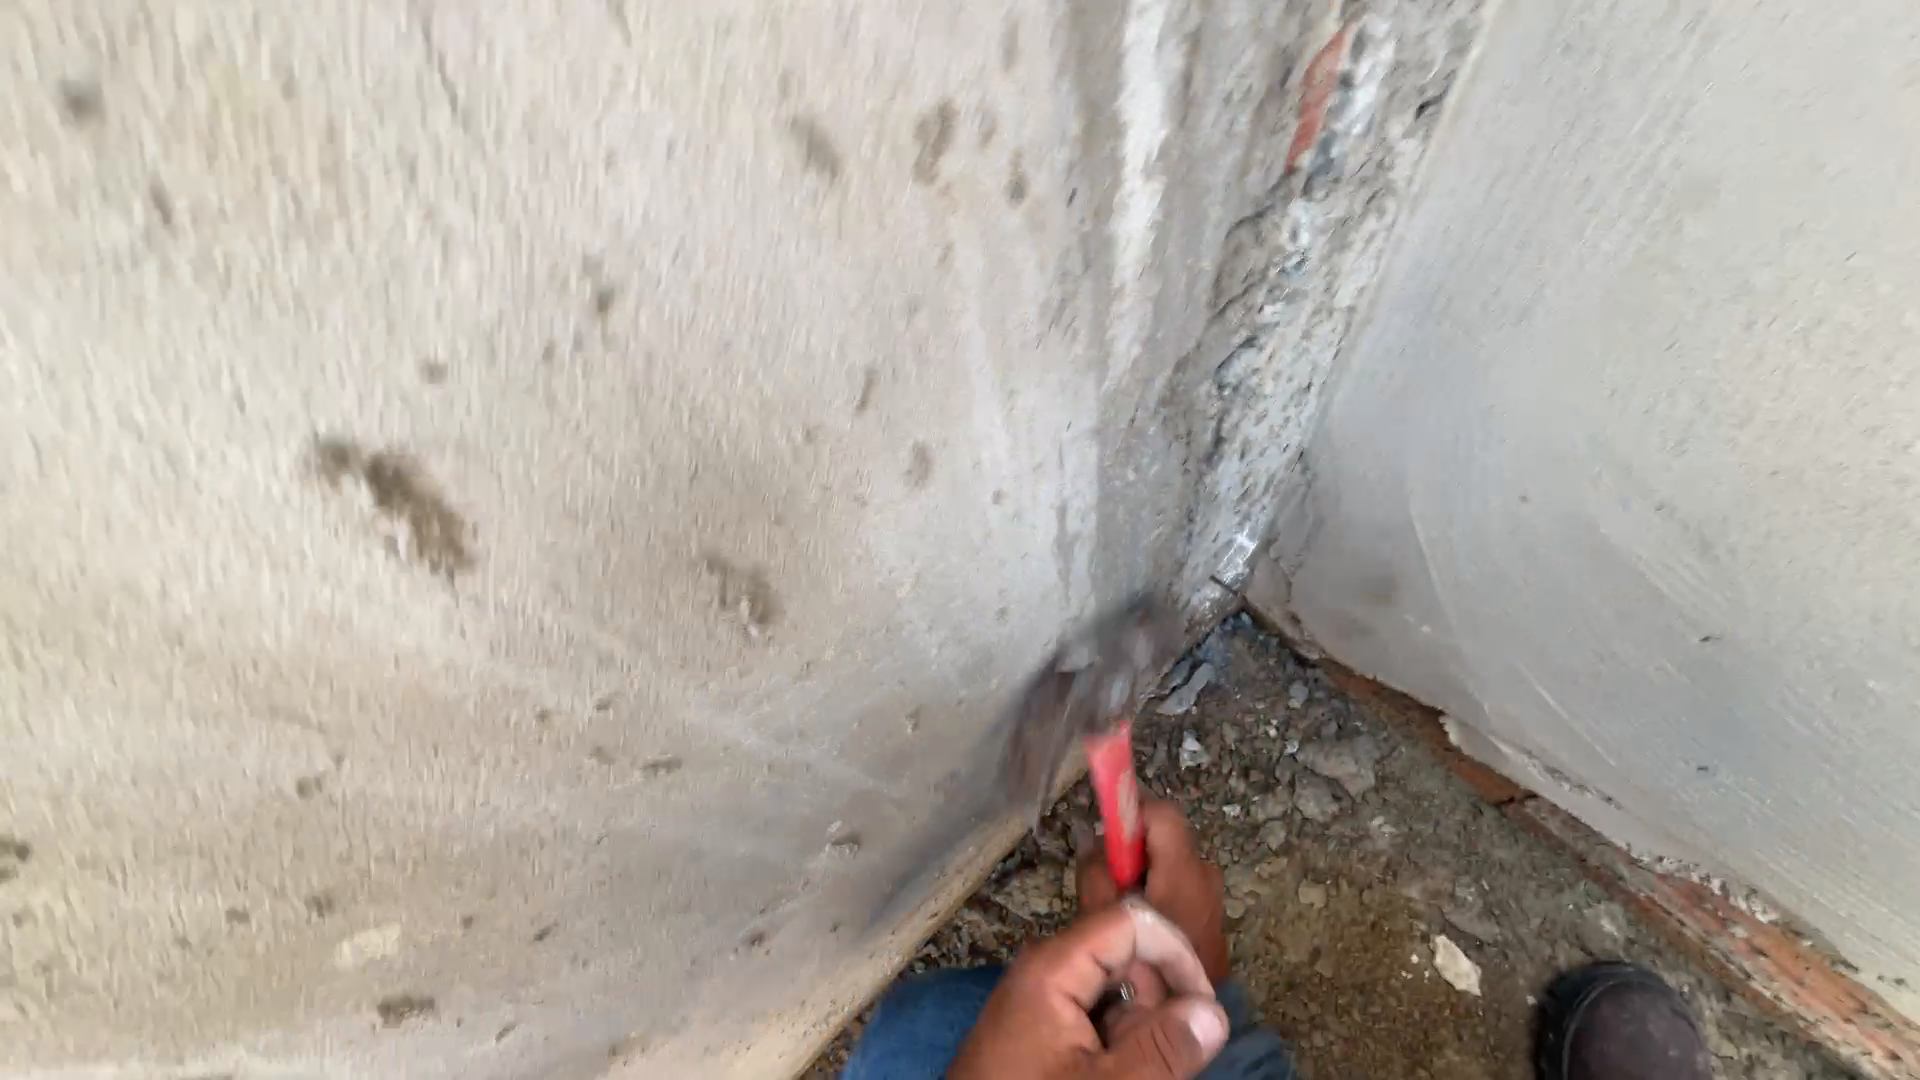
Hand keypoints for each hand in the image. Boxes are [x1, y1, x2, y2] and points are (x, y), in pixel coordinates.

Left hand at [949, 898, 1230, 1079]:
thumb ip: (1162, 1050)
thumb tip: (1215, 1011)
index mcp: (1055, 963)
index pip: (1130, 921)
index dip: (1176, 955)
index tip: (1206, 1009)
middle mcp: (1047, 965)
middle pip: (1126, 957)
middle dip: (1155, 1007)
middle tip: (1150, 1065)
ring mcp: (1043, 993)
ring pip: (1116, 992)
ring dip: (1137, 1034)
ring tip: (1118, 1074)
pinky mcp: (1042, 1023)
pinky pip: (1095, 1016)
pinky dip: (1115, 1045)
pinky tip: (1109, 1073)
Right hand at [1076, 800, 1230, 982]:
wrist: (1184, 1025)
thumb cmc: (1142, 971)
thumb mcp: (1102, 916)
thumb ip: (1095, 869)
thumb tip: (1092, 834)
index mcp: (1183, 871)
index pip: (1163, 812)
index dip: (1133, 809)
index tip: (1108, 826)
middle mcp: (1207, 878)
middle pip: (1168, 837)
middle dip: (1136, 845)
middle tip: (1108, 872)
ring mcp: (1215, 902)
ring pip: (1175, 864)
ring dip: (1148, 870)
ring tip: (1122, 902)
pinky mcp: (1214, 923)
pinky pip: (1184, 889)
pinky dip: (1163, 891)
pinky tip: (1143, 923)